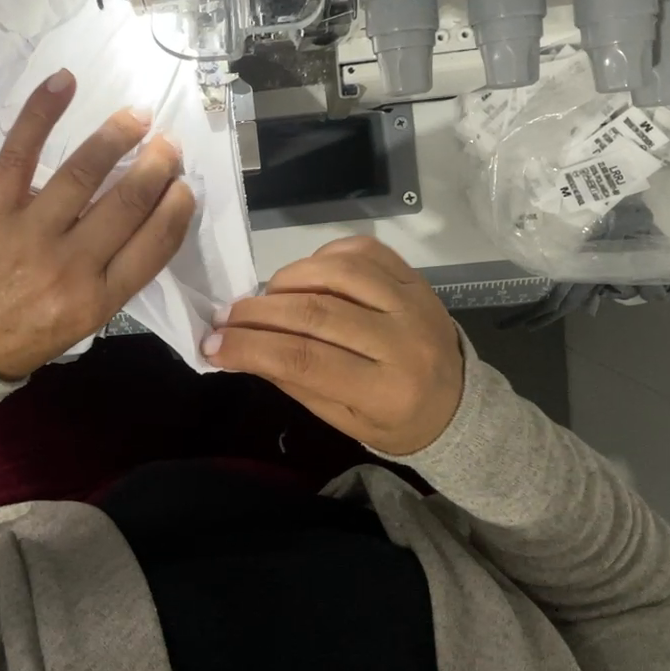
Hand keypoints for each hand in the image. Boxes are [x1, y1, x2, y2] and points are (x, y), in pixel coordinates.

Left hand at [0, 69, 196, 378]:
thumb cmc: (24, 335)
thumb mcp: (82, 322)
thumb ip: (114, 275)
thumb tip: (143, 216)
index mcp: (97, 298)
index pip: (154, 245)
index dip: (177, 208)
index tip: (184, 185)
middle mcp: (70, 265)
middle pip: (126, 203)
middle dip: (156, 166)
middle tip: (168, 145)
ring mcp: (29, 233)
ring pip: (82, 173)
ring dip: (116, 137)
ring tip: (137, 117)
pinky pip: (19, 154)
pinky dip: (42, 113)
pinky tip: (65, 82)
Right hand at [202, 236, 465, 455]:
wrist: (458, 402)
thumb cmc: (392, 420)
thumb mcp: (341, 419)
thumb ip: (290, 379)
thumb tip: (233, 346)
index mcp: (387, 390)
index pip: (305, 359)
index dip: (250, 348)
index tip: (212, 344)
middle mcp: (404, 341)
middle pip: (316, 312)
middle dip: (258, 313)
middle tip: (224, 317)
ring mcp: (412, 301)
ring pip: (336, 273)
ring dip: (286, 281)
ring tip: (265, 298)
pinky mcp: (413, 276)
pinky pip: (359, 251)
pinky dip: (321, 258)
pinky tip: (304, 277)